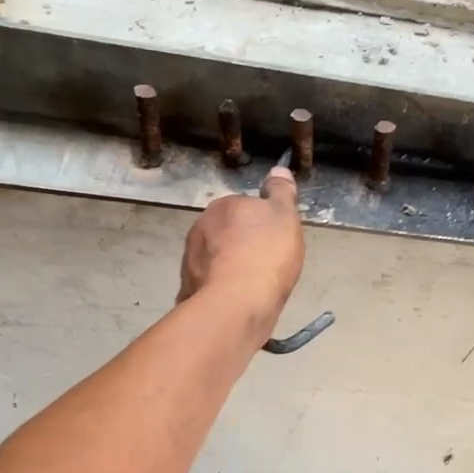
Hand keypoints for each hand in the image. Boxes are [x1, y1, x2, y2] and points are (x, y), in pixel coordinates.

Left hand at [177, 166, 304, 339]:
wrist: (237, 302)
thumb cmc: (267, 254)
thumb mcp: (285, 217)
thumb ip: (281, 193)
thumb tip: (278, 170)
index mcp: (224, 205)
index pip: (245, 207)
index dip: (262, 224)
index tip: (275, 241)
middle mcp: (201, 226)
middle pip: (227, 232)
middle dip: (242, 244)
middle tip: (265, 263)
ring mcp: (190, 257)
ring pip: (214, 257)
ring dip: (228, 266)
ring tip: (251, 286)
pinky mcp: (187, 286)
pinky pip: (207, 282)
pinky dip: (219, 288)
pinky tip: (235, 300)